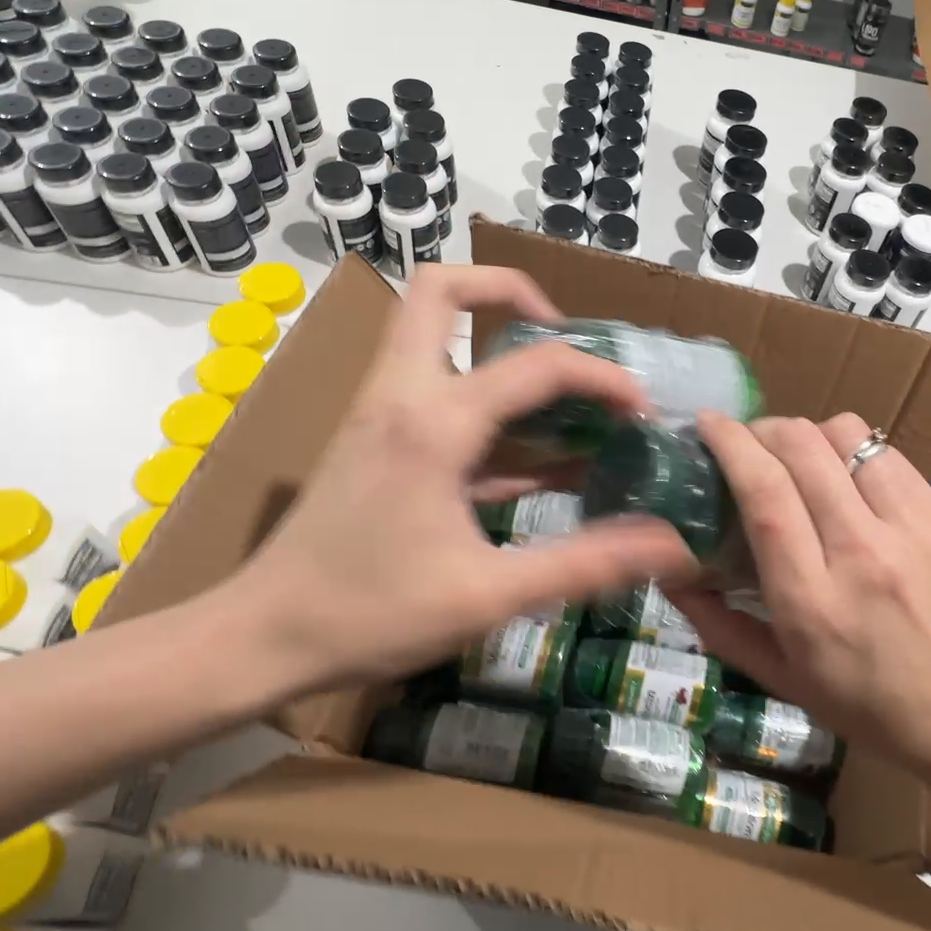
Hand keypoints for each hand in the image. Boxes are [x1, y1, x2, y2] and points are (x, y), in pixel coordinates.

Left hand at [227, 266, 696, 692]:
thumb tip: (671, 544)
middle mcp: (403, 396)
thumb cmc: (370, 615)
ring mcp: (382, 415)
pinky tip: (544, 463)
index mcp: (433, 422)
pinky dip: (491, 409)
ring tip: (570, 398)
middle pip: (442, 289)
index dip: (603, 378)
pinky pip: (440, 398)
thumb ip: (586, 564)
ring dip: (500, 347)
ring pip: (434, 334)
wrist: (259, 640)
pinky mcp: (379, 444)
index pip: (537, 365)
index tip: (643, 412)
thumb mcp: (489, 595)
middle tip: (569, 339)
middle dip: (512, 294)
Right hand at [669, 413, 930, 780]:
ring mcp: (910, 529)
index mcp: (811, 601)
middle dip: (762, 429)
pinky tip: (846, 475)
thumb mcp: (783, 680)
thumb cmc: (871, 709)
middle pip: (802, 448)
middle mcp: (860, 552)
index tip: (707, 425)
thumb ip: (720, 625)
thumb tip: (670, 574)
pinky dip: (853, 449)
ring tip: (798, 458)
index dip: (730, 445)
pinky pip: (888, 453)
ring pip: (848, 434)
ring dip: (809, 434)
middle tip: (746, 444)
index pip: (765, 493)